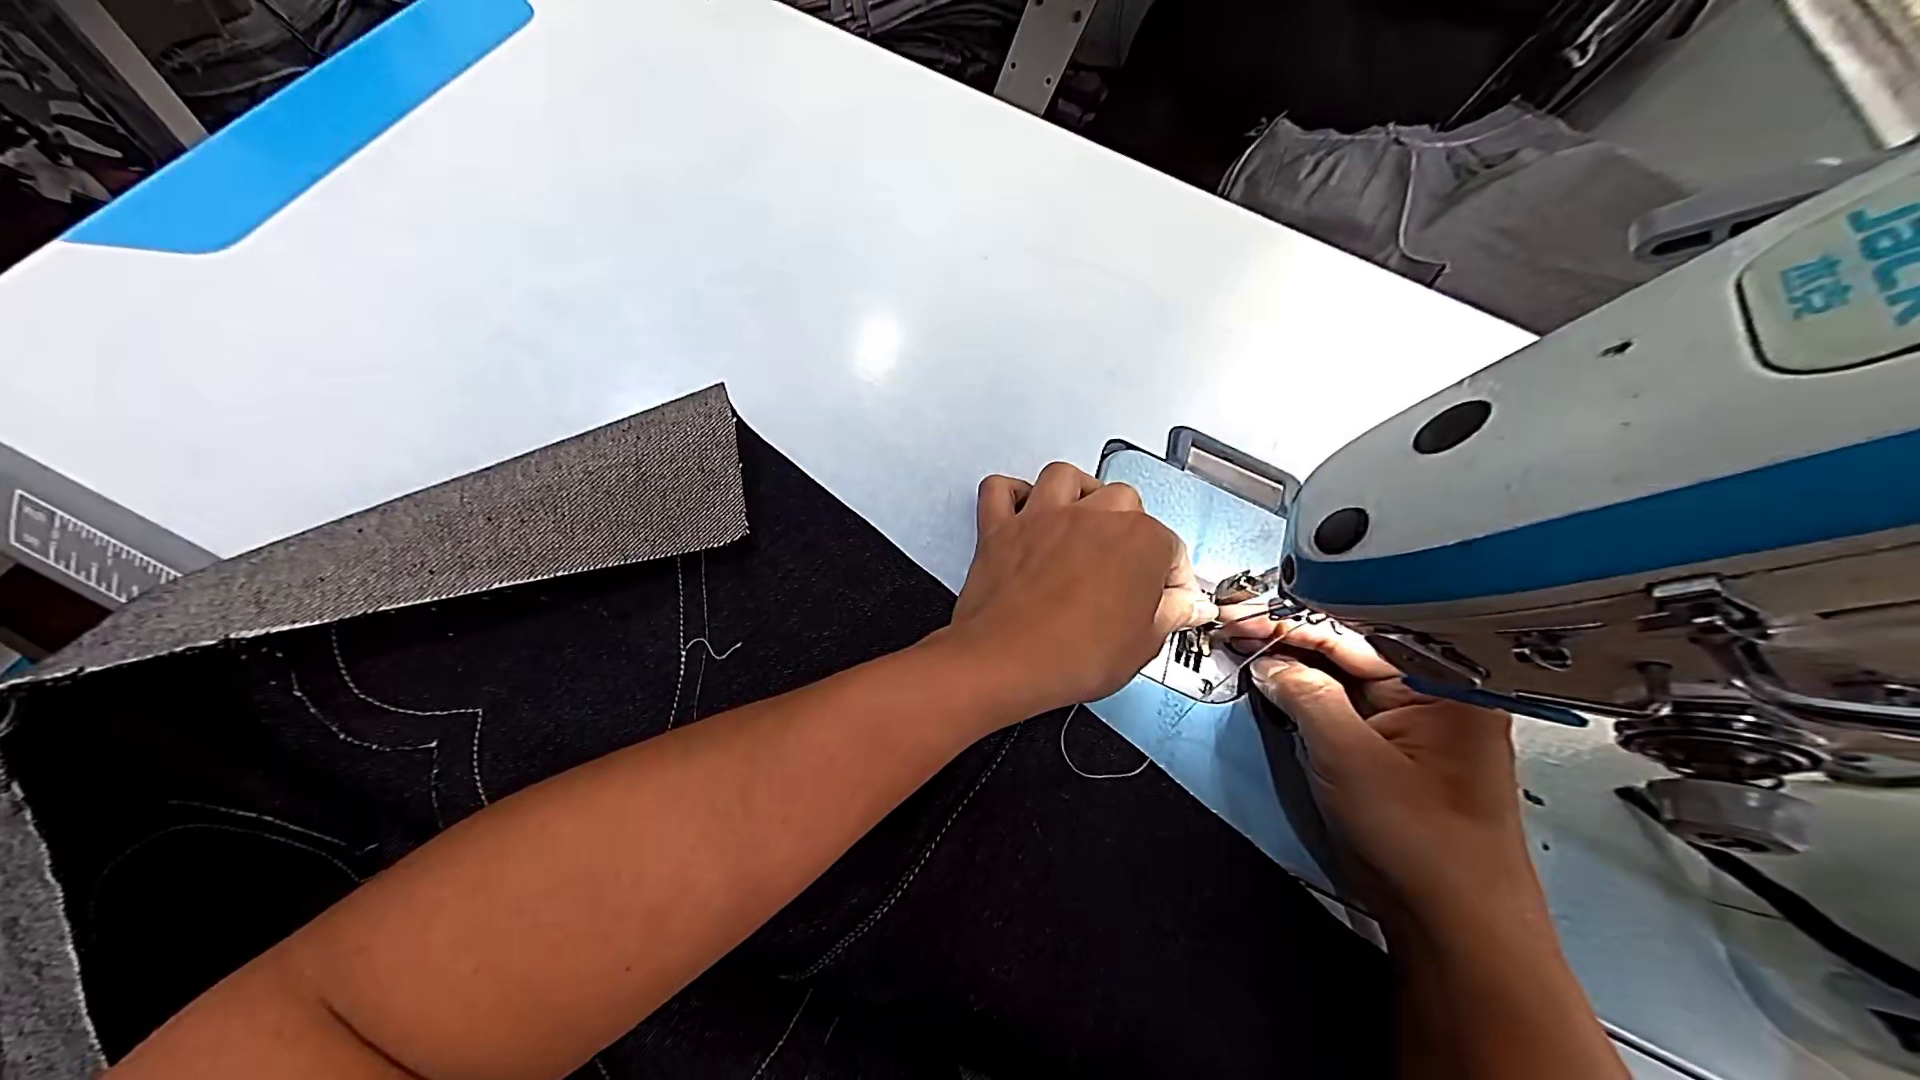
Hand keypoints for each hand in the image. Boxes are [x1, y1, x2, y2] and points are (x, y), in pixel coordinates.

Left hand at [944, 462, 1217, 717]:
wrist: (1007, 663)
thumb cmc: (1070, 655)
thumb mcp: (1143, 644)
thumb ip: (1170, 614)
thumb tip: (1185, 606)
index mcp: (1139, 540)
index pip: (1171, 547)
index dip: (1172, 576)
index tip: (1168, 595)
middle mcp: (1091, 517)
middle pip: (1122, 500)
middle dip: (1131, 527)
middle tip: (1128, 563)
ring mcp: (1043, 518)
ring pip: (1065, 477)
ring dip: (1078, 491)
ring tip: (1084, 518)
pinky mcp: (1001, 528)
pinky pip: (999, 489)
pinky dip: (1010, 493)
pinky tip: (1023, 505)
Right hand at [1222, 613, 1535, 919]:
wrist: (1450, 924)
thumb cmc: (1428, 849)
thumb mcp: (1348, 757)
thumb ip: (1304, 695)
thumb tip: (1271, 662)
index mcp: (1448, 686)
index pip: (1354, 633)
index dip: (1292, 624)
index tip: (1247, 620)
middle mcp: (1439, 697)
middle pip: (1349, 651)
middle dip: (1290, 643)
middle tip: (1240, 633)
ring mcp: (1418, 724)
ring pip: (1345, 679)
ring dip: (1296, 669)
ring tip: (1251, 656)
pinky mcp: (1397, 748)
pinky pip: (1346, 707)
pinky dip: (1309, 697)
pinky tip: (1281, 688)